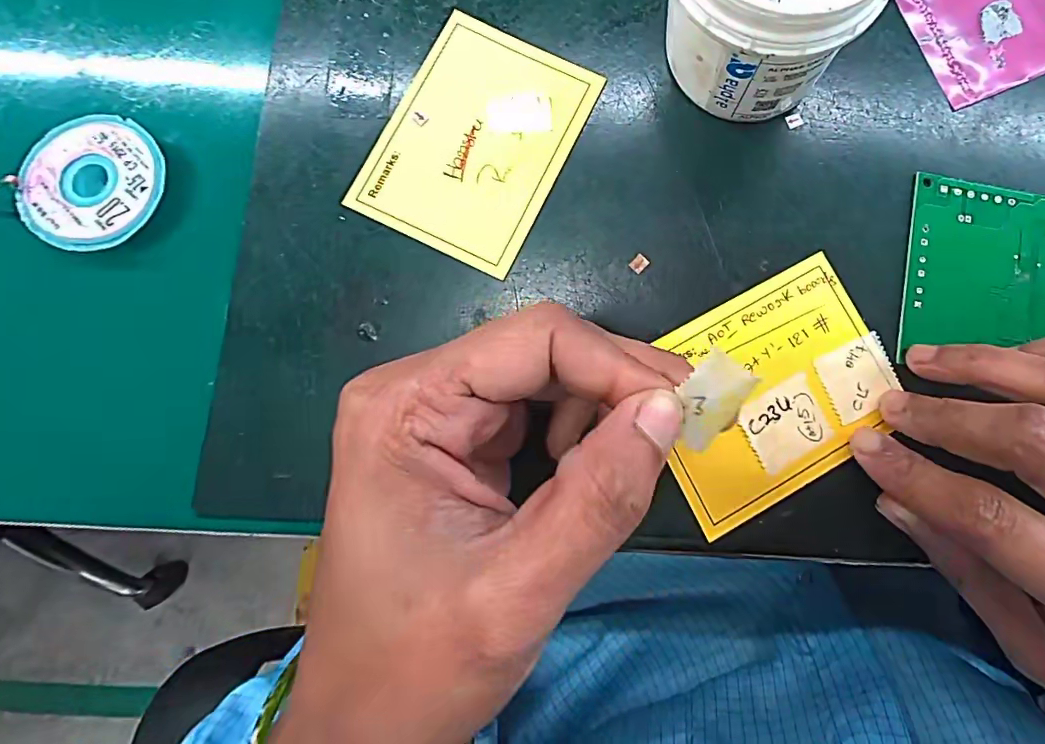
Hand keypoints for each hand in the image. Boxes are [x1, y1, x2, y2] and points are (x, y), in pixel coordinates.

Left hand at [275, 303, 688, 743]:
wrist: (363, 721)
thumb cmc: (416, 667)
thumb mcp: (516, 594)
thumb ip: (598, 500)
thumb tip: (666, 409)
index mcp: (407, 404)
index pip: (533, 339)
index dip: (613, 364)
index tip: (676, 409)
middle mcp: (416, 388)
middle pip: (540, 348)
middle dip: (615, 380)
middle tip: (681, 419)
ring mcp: (434, 409)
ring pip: (544, 373)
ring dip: (601, 405)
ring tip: (634, 455)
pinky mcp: (455, 435)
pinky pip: (534, 406)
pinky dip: (580, 428)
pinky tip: (590, 468)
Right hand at [852, 339, 1044, 743]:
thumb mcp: (1044, 658)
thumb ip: (969, 572)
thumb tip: (893, 497)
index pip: (1004, 524)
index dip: (921, 479)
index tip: (866, 448)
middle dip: (950, 416)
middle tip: (891, 405)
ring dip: (992, 364)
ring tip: (928, 360)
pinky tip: (1009, 355)